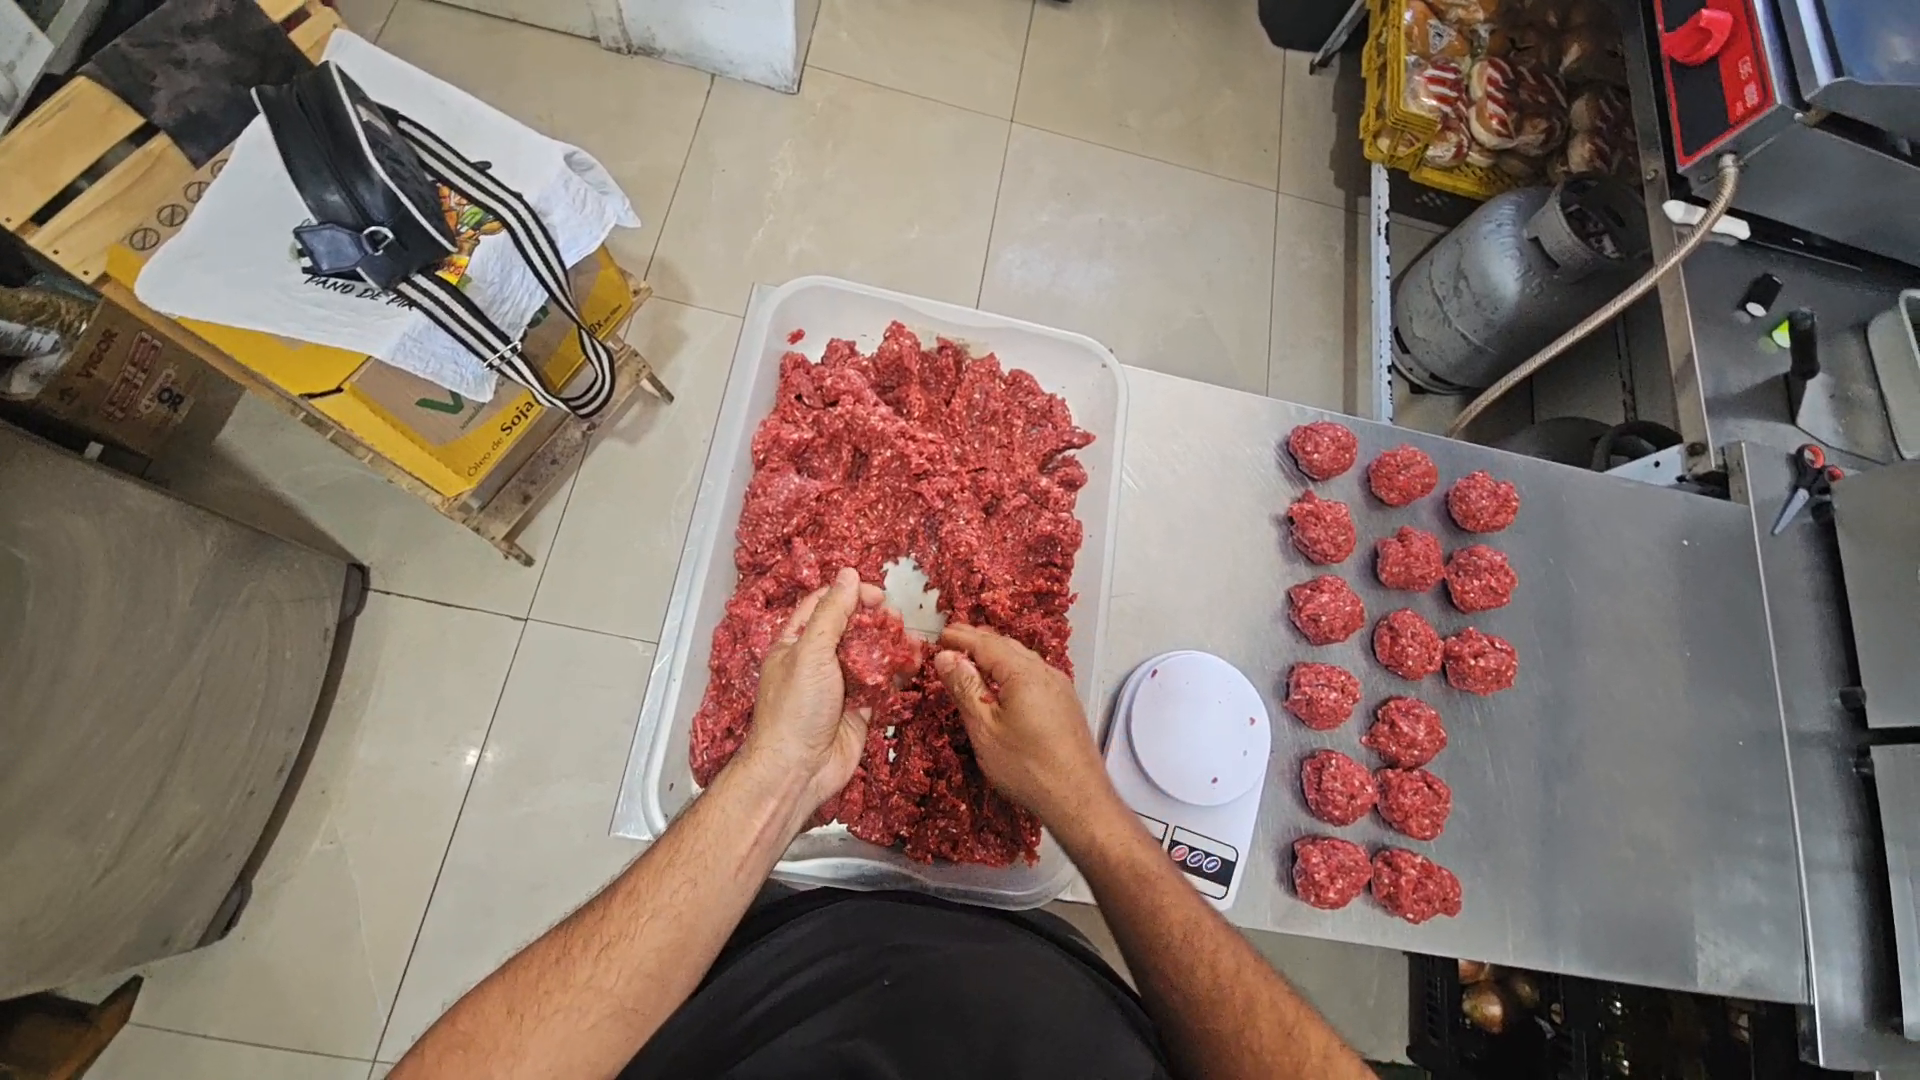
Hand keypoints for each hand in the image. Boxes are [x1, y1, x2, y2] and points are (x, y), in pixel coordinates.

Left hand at [736, 567, 885, 818]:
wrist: (798, 771)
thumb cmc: (795, 709)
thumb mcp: (811, 652)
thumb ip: (832, 612)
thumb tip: (848, 574)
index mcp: (795, 643)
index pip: (823, 605)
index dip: (849, 594)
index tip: (877, 595)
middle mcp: (817, 661)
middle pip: (851, 628)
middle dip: (875, 620)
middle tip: (896, 619)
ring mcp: (840, 685)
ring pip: (870, 655)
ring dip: (890, 645)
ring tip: (909, 640)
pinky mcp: (860, 708)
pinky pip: (882, 684)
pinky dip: (897, 673)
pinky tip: (912, 665)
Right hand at [933, 624, 1119, 834]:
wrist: (1079, 799)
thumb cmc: (1026, 767)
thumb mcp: (985, 729)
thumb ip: (964, 688)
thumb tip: (945, 656)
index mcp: (1024, 673)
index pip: (987, 643)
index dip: (961, 637)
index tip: (940, 634)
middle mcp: (1046, 672)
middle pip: (1007, 646)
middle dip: (978, 641)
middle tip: (952, 640)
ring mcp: (1060, 687)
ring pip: (1023, 659)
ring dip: (996, 654)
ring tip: (973, 659)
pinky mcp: (1066, 704)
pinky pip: (1034, 674)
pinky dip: (1012, 669)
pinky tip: (1004, 683)